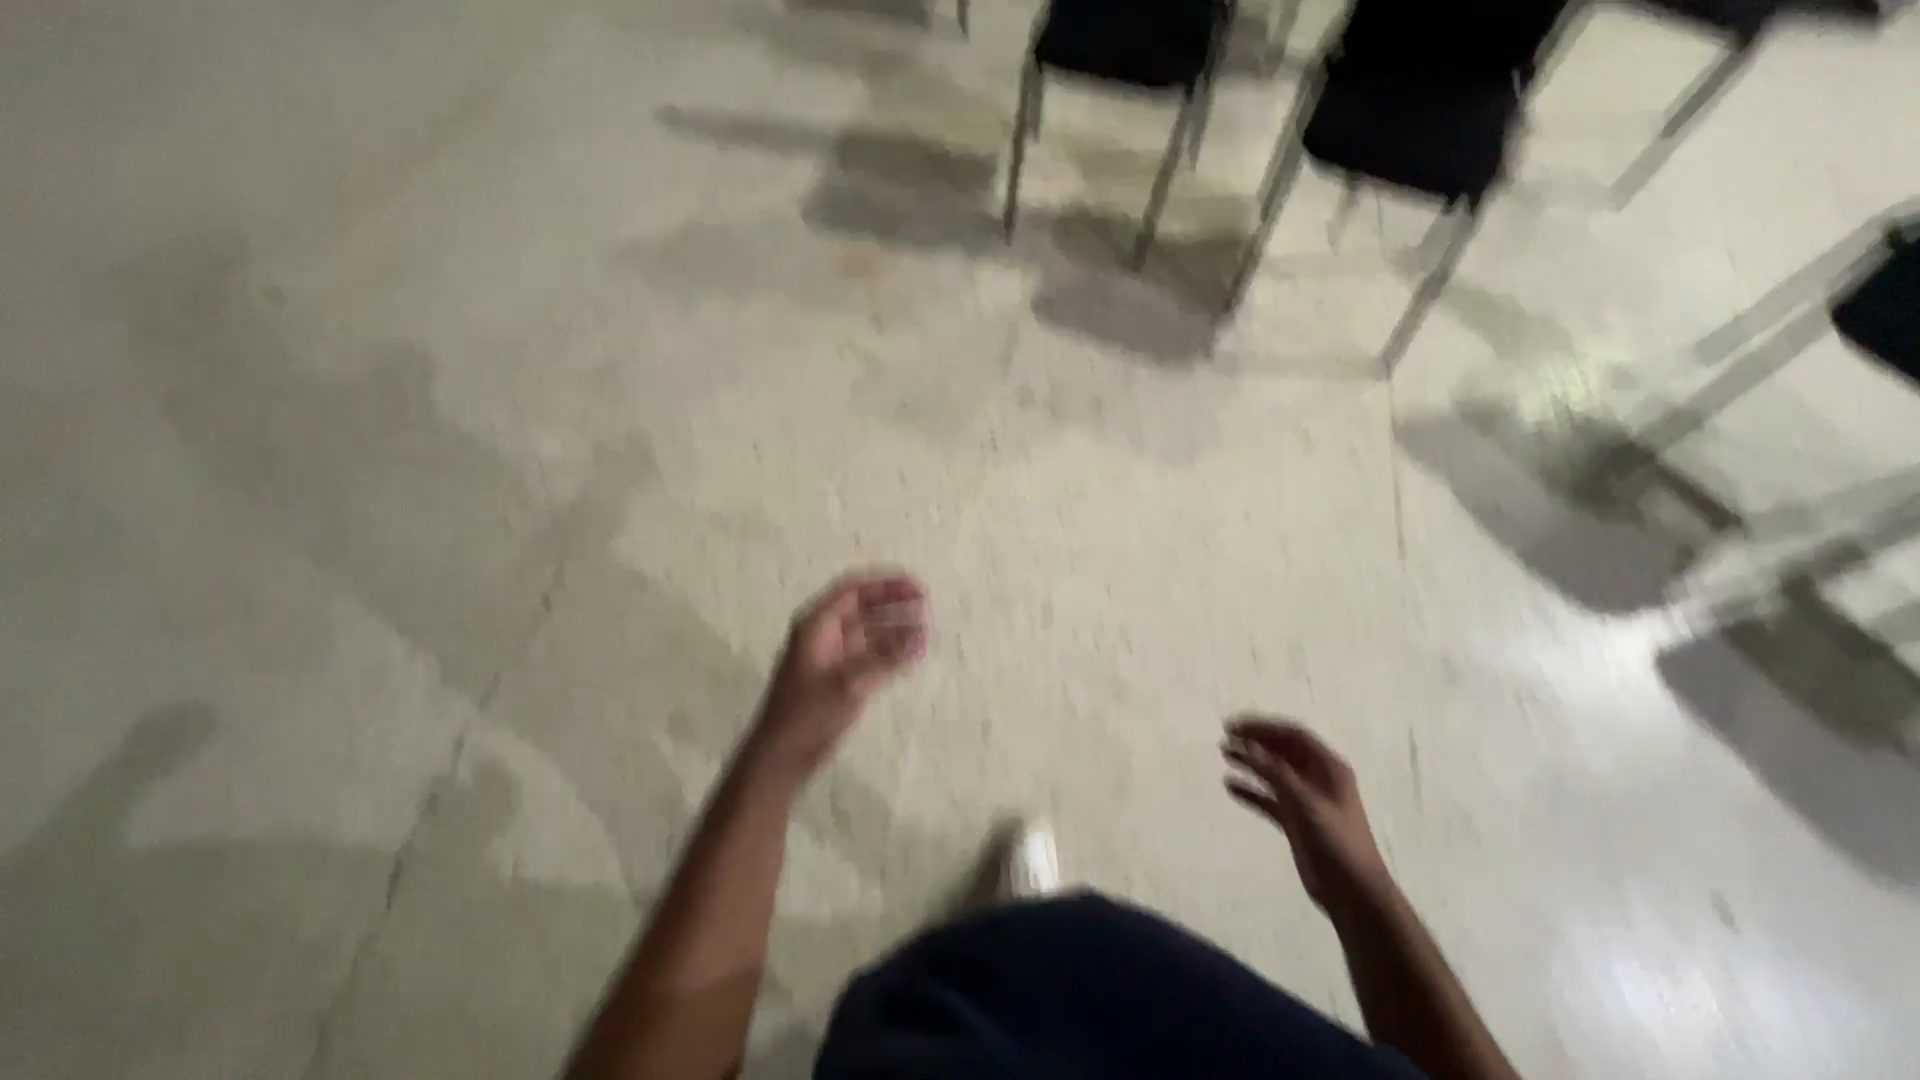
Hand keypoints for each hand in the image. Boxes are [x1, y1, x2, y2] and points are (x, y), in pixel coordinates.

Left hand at [743, 571, 928, 781]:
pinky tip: (910, 656)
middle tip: (926, 605)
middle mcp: (823, 634)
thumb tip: (921, 634)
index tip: (917, 588)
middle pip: (862, 607)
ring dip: (894, 629)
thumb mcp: (851, 682)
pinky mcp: (837, 678)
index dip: (886, 584)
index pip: (854, 589)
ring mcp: (830, 657)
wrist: (782, 756)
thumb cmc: (810, 714)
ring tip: (924, 632)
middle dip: (893, 604)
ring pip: (867, 631)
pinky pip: (867, 655)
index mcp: (817, 625)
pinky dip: (888, 652)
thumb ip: (888, 656)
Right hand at [1222, 715, 1395, 915]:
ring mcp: (1306, 801)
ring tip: (1225, 755)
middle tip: (1225, 738)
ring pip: (1274, 774)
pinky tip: (1231, 787)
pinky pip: (1269, 799)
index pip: (1293, 736)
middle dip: (1255, 742)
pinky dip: (1251, 791)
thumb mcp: (1306, 803)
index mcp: (1329, 769)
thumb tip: (1247, 744)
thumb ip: (1276, 773)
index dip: (1264, 727)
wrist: (1353, 893)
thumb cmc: (1337, 842)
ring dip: (1251, 763)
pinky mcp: (1296, 821)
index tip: (1234, 726)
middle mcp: (1317, 780)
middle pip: (1282, 751)